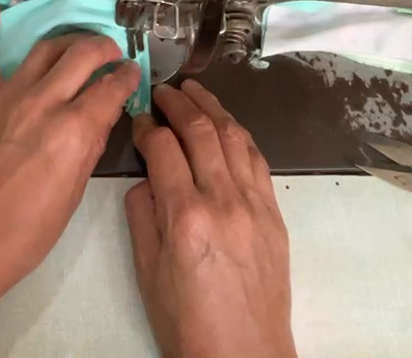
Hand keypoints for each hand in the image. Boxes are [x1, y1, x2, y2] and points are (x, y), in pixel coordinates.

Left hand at [0, 2, 141, 306]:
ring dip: (66, 41)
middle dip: (103, 48)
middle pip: (82, 56)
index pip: (111, 88)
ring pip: (44, 49)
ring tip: (77, 45)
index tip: (133, 72)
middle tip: (111, 53)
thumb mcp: (73, 193)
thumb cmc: (26, 231)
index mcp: (73, 129)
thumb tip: (102, 114)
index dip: (127, 77)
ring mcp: (9, 95)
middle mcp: (44, 101)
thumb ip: (89, 146)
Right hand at [126, 81, 294, 357]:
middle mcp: (224, 201)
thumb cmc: (186, 321)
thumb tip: (147, 176)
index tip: (138, 117)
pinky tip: (225, 124)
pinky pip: (257, 159)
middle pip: (201, 131)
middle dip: (178, 102)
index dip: (147, 125)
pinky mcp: (274, 214)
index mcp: (186, 216)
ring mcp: (254, 205)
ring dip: (212, 107)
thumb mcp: (146, 270)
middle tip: (162, 90)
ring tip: (194, 90)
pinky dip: (238, 133)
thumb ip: (142, 213)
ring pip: (234, 136)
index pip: (163, 148)